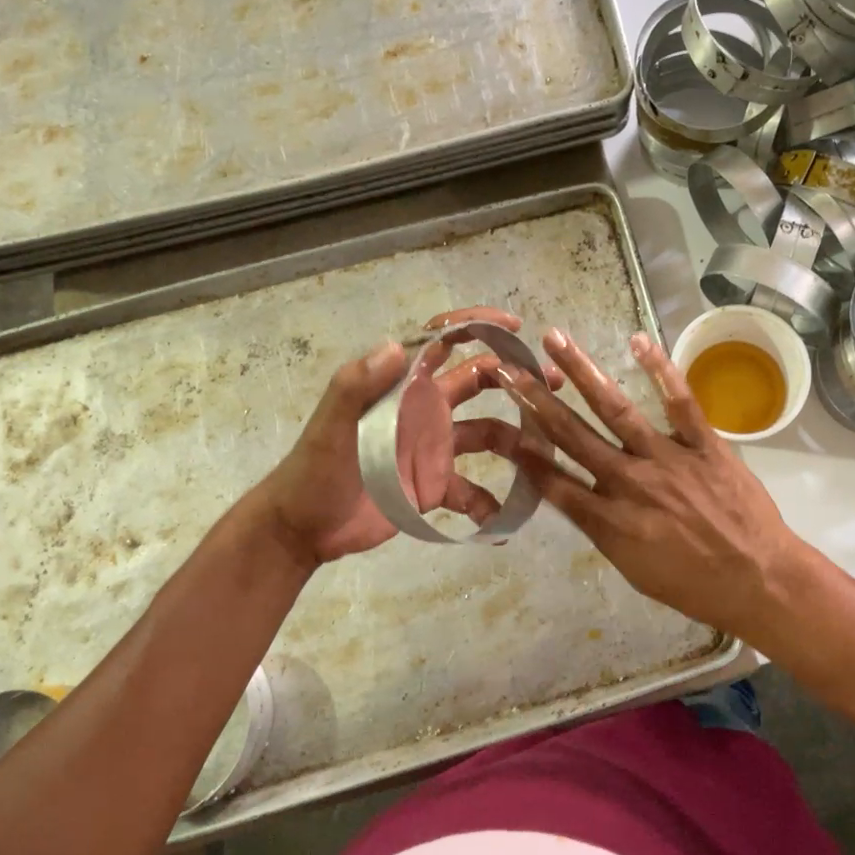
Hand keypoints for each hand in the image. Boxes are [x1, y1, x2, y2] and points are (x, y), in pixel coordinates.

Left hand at [249, 307, 562, 565]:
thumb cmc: (314, 471)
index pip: (444, 343)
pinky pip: (472, 491)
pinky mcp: (434, 485)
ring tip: (545, 457)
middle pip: (480, 382)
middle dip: (517, 378)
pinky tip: (504, 525)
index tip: (515, 325)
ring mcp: (433, 448)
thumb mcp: (331, 427)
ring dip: (517, 443)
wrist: (301, 529)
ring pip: (488, 435)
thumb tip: (398, 345)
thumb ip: (357, 386)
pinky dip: (490, 506)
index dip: (478, 326)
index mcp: (404, 388)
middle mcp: (426, 410)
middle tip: (554, 386)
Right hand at [495, 328, 814, 638]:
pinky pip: (679, 402)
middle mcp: (630, 482)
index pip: (555, 482)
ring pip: (615, 409)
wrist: (758, 579)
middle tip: (508, 369)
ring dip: (581, 371)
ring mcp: (668, 458)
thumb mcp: (636, 570)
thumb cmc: (695, 585)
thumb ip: (605, 530)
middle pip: (573, 436)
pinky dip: (660, 370)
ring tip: (556, 339)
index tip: (500, 427)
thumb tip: (578, 499)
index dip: (524, 454)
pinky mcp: (704, 444)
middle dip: (536, 401)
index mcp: (610, 521)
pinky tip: (638, 341)